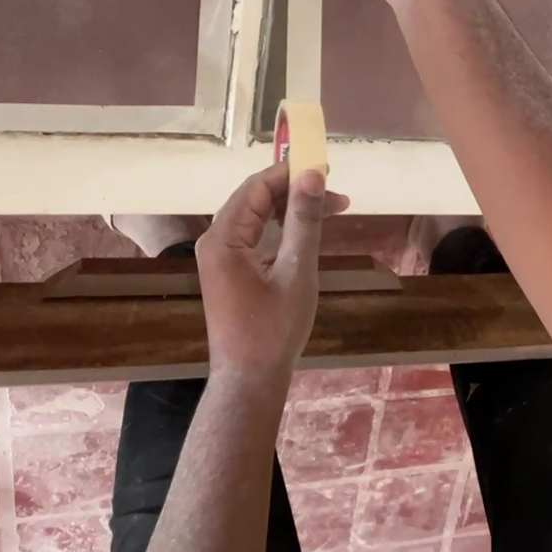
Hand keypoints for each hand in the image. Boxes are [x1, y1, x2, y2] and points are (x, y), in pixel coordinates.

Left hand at [196, 162, 350, 382]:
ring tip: (332, 206)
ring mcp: (220, 256)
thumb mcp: (296, 271)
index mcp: (223, 237)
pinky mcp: (229, 270)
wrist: (249, 383)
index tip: (327, 168)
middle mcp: (215, 240)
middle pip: (256, 198)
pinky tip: (307, 229)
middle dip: (295, 190)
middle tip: (336, 191)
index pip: (257, 187)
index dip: (290, 172)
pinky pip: (255, 235)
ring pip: (257, 215)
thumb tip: (313, 174)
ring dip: (292, 209)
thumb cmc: (273, 330)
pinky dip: (281, 228)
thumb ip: (304, 221)